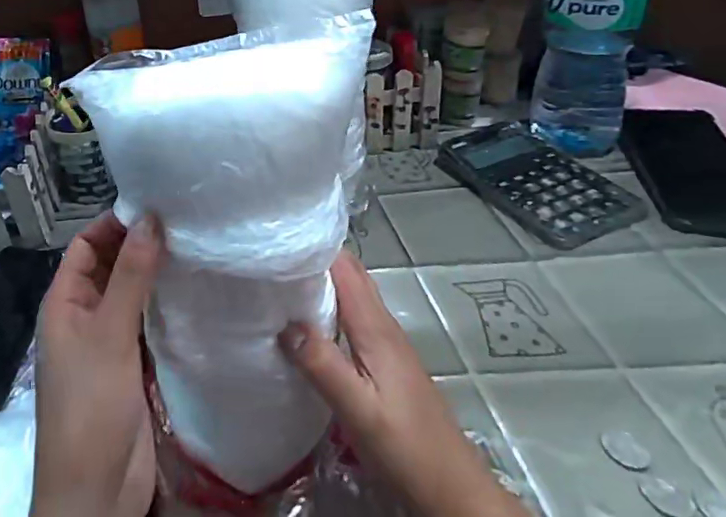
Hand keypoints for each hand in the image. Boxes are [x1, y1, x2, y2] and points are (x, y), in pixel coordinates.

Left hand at [31, 212, 164, 516]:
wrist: (97, 490)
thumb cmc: (90, 405)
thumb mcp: (109, 334)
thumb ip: (131, 275)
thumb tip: (150, 216)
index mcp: (65, 302)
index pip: (86, 245)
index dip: (114, 223)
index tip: (156, 204)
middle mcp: (84, 314)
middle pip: (111, 264)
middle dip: (140, 242)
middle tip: (185, 219)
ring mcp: (109, 339)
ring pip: (132, 291)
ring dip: (156, 271)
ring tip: (195, 244)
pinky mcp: (133, 360)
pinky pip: (147, 318)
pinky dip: (165, 300)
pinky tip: (194, 287)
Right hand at [279, 253, 527, 516]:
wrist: (450, 484)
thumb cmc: (405, 445)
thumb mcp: (359, 410)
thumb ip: (324, 366)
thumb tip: (287, 323)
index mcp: (375, 327)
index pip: (345, 267)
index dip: (315, 247)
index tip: (279, 241)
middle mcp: (383, 324)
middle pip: (351, 274)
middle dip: (316, 258)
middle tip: (275, 258)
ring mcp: (387, 340)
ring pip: (354, 293)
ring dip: (324, 279)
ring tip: (284, 281)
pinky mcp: (387, 358)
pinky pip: (356, 314)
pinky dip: (333, 304)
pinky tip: (312, 321)